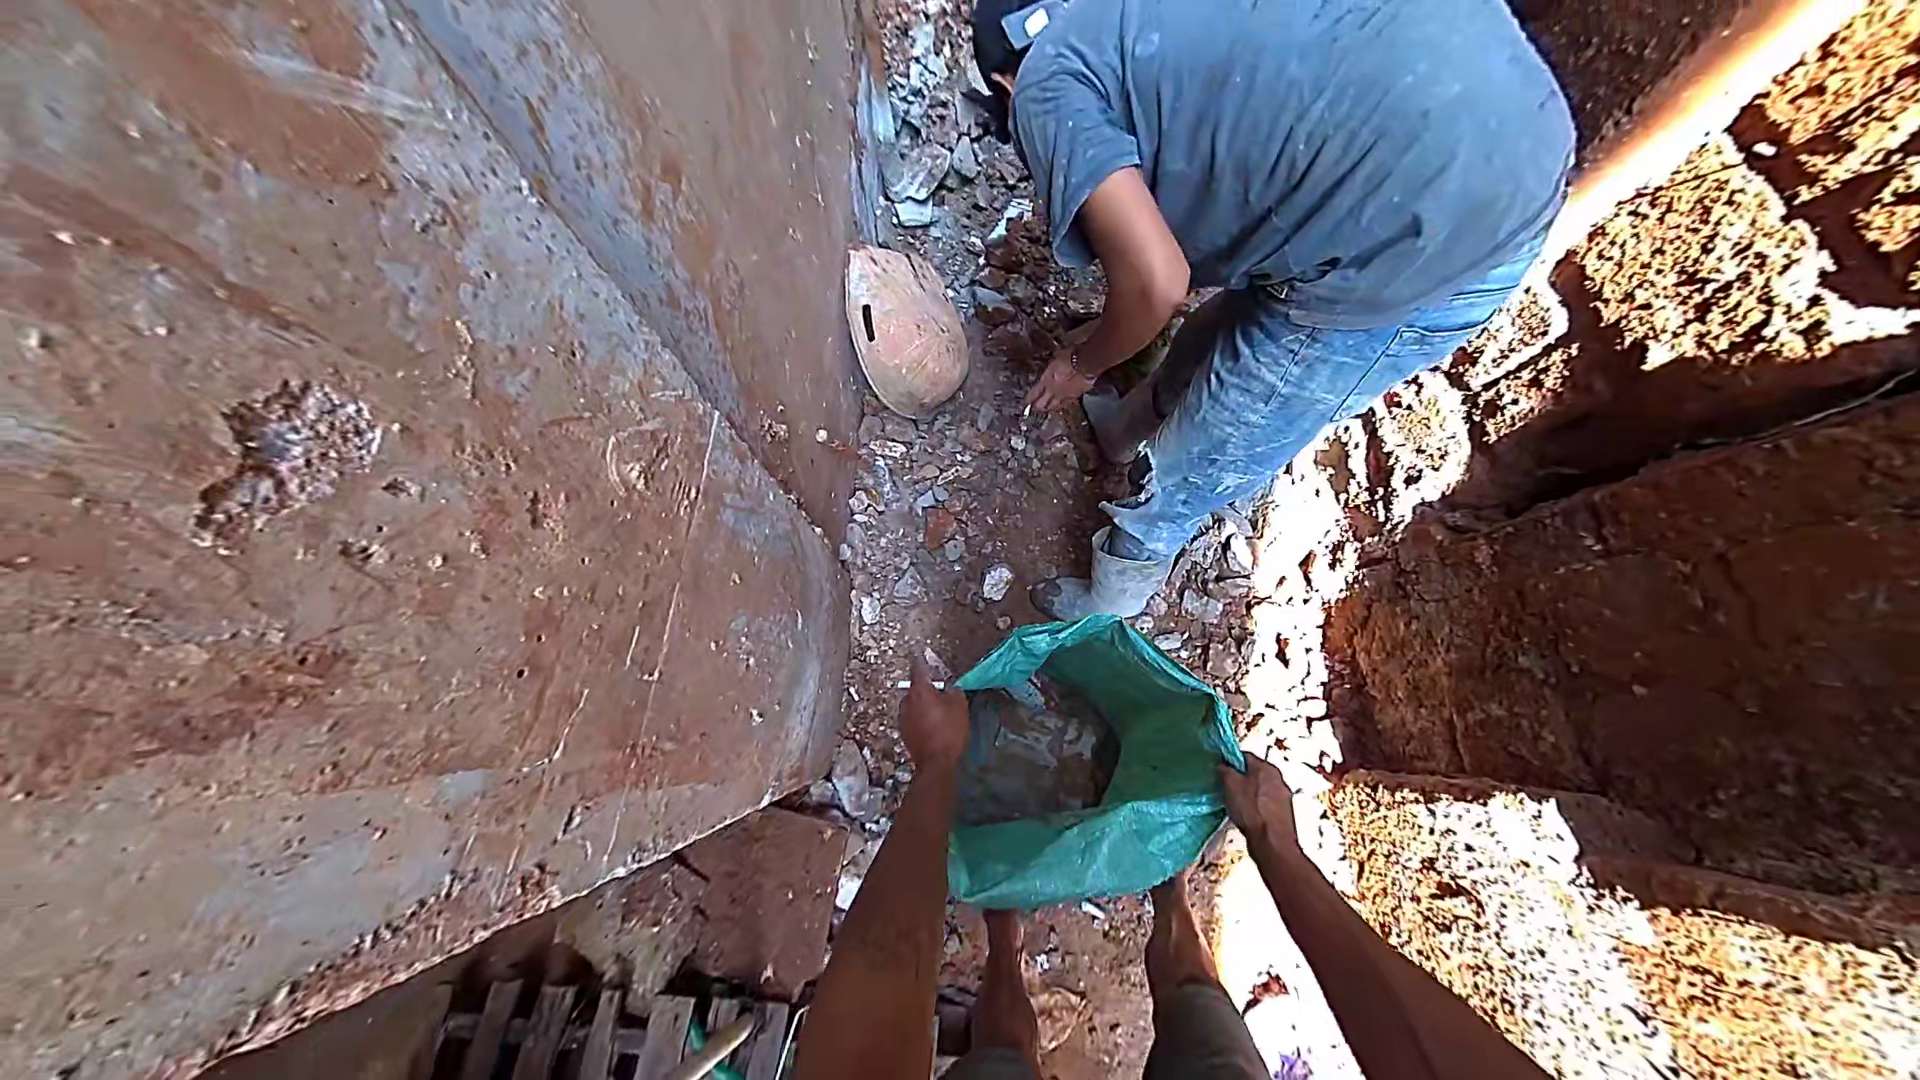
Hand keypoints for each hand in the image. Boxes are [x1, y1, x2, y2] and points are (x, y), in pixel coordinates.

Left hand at [900, 657, 968, 772]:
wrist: (936, 763)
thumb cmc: (949, 730)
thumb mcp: (959, 705)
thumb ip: (954, 690)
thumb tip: (950, 688)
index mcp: (919, 691)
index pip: (918, 669)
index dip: (922, 660)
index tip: (921, 653)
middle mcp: (907, 701)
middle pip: (916, 688)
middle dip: (927, 687)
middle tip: (941, 691)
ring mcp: (903, 718)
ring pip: (914, 703)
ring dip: (924, 703)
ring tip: (939, 711)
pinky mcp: (904, 732)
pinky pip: (913, 717)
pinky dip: (921, 716)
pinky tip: (933, 724)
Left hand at [1024, 347, 1096, 412]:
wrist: (1085, 363)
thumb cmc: (1070, 357)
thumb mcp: (1055, 362)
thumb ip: (1051, 371)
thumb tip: (1051, 373)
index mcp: (1046, 381)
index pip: (1035, 393)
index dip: (1030, 398)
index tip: (1026, 402)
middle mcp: (1053, 391)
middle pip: (1042, 403)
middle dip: (1038, 406)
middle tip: (1035, 409)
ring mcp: (1064, 395)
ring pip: (1054, 405)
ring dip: (1049, 408)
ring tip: (1046, 410)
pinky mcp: (1075, 397)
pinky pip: (1066, 403)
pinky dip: (1062, 405)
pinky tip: (1061, 406)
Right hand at [1218, 752, 1299, 851]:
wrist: (1271, 843)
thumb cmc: (1250, 810)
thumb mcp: (1229, 784)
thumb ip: (1224, 770)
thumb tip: (1222, 766)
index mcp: (1267, 768)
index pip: (1244, 756)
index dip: (1229, 762)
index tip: (1220, 771)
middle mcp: (1279, 779)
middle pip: (1253, 773)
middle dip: (1239, 779)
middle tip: (1226, 788)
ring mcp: (1284, 798)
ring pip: (1259, 789)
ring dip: (1248, 794)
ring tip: (1235, 805)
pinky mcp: (1284, 815)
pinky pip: (1265, 804)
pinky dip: (1256, 807)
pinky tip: (1247, 816)